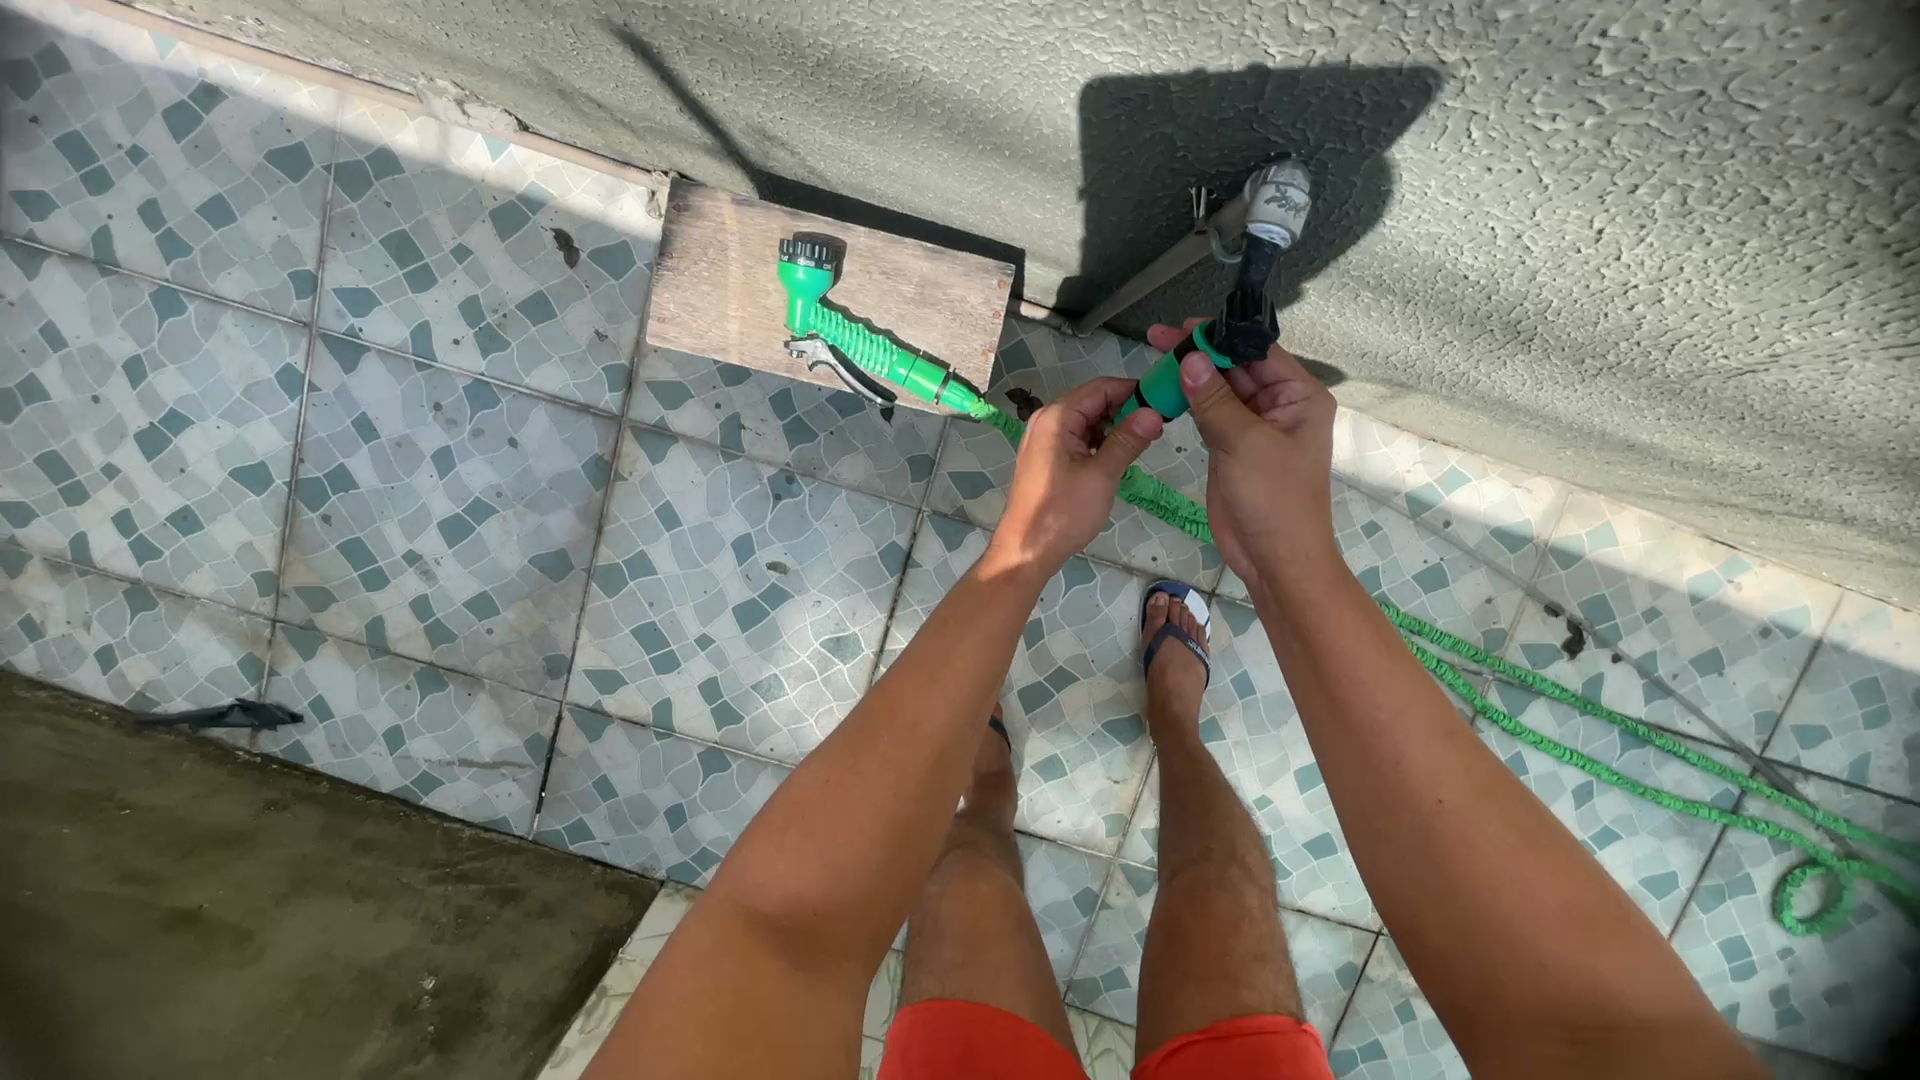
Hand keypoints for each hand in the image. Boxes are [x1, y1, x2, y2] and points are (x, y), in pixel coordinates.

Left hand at [986, 377, 1163, 574]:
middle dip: (1126, 410)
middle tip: (1159, 427)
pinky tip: (1119, 456)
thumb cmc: (1062, 513)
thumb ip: (1127, 441)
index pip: (1101, 387)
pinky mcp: (1046, 457)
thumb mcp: (1101, 475)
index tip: (1165, 402)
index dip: (1134, 391)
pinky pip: (1078, 439)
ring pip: (1087, 421)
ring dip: (1114, 428)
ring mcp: (1044, 439)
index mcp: (1057, 417)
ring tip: (1144, 443)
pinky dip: (1099, 443)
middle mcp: (1047, 420)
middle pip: (1093, 402)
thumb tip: (1154, 413)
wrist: (1026, 551)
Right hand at [1145, 320, 1335, 593]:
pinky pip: (1209, 415)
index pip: (1257, 352)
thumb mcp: (1244, 443)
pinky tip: (1164, 391)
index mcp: (1299, 397)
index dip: (1220, 336)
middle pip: (1236, 368)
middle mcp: (1279, 406)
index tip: (1181, 326)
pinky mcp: (1231, 448)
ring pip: (1219, 391)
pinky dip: (1188, 403)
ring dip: (1191, 378)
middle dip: (1200, 354)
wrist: (1274, 557)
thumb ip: (1214, 399)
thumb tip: (1188, 359)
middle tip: (1156, 339)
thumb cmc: (1274, 499)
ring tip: (1154, 361)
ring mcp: (1254, 428)